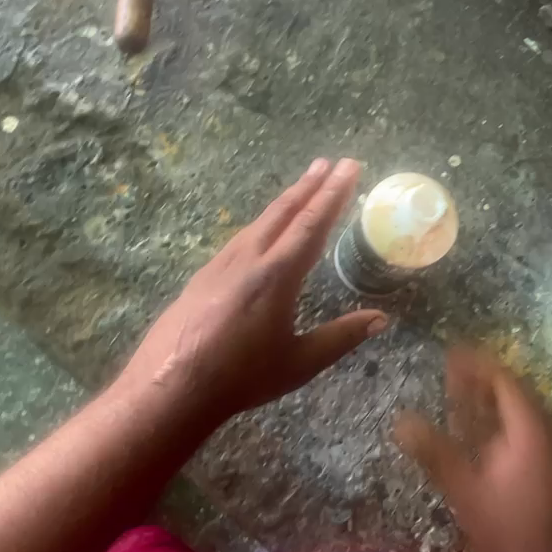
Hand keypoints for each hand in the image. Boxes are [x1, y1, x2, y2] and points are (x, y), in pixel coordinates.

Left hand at [122, 158, 387, 424]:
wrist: (168, 388)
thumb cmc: (241, 377)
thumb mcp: (300, 362)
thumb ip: (341, 337)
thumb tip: (382, 319)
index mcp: (277, 275)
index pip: (312, 224)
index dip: (333, 194)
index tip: (348, 167)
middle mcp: (248, 259)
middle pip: (284, 212)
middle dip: (310, 185)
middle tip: (329, 162)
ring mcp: (220, 265)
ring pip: (259, 222)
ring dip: (285, 201)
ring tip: (302, 187)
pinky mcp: (203, 276)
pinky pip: (240, 238)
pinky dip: (262, 223)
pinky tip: (262, 230)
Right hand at [394, 347, 551, 551]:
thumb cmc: (509, 528)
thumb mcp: (465, 490)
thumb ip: (434, 452)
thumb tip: (400, 420)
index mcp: (529, 426)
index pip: (502, 379)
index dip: (475, 364)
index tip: (448, 353)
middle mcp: (546, 428)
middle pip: (511, 389)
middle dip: (479, 379)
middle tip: (448, 370)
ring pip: (518, 408)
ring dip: (488, 398)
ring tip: (456, 394)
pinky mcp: (550, 463)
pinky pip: (523, 425)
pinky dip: (499, 418)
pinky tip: (477, 430)